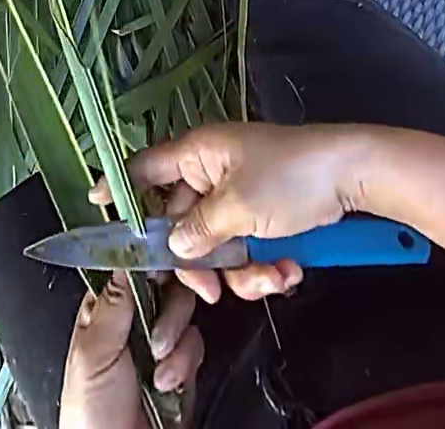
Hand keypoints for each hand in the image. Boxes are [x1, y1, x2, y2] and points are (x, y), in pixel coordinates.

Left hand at [60, 273, 204, 428]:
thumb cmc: (90, 411)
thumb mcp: (94, 352)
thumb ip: (114, 302)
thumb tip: (127, 254)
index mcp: (108, 304)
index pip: (135, 265)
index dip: (154, 261)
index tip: (167, 267)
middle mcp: (135, 315)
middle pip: (167, 282)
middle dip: (172, 305)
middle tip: (163, 332)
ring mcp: (160, 337)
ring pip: (184, 309)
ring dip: (175, 337)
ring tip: (158, 364)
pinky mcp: (181, 362)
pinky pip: (195, 343)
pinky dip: (184, 362)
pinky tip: (167, 383)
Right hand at [94, 123, 368, 303]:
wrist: (350, 175)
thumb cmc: (287, 177)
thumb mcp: (237, 207)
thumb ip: (197, 230)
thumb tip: (173, 248)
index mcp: (197, 154)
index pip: (144, 168)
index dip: (119, 188)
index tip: (94, 209)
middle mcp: (210, 172)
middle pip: (179, 223)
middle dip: (199, 262)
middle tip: (213, 291)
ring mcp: (236, 194)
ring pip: (215, 244)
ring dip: (240, 271)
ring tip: (271, 276)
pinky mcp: (260, 213)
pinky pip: (244, 246)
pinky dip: (262, 264)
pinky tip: (288, 270)